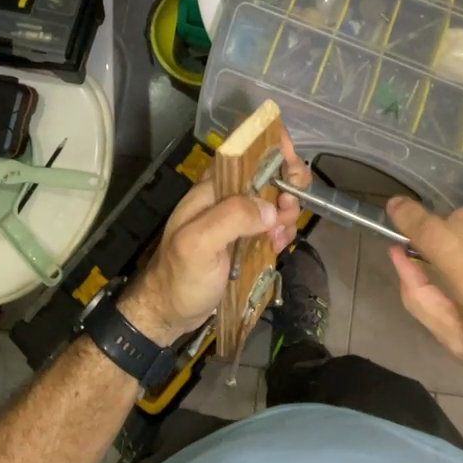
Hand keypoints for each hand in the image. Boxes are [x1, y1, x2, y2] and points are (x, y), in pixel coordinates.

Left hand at [119, 130, 309, 342]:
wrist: (170, 313)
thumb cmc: (179, 276)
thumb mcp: (199, 244)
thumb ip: (231, 218)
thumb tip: (270, 208)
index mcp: (213, 186)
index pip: (246, 151)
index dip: (273, 149)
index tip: (291, 169)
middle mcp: (227, 194)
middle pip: (269, 172)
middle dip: (287, 187)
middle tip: (286, 213)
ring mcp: (238, 216)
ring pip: (275, 199)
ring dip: (287, 214)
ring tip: (278, 237)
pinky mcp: (247, 237)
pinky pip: (274, 224)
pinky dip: (282, 231)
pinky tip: (277, 246)